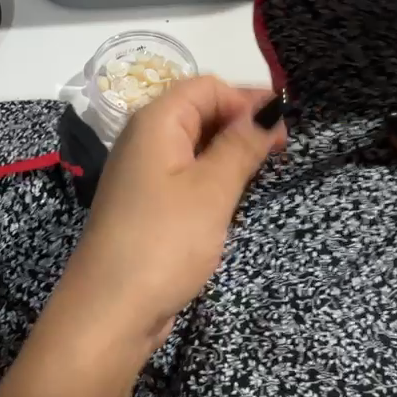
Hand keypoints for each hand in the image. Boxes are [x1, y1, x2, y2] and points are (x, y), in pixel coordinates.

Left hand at [57, 76, 284, 353]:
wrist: (110, 310)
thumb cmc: (163, 242)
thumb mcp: (212, 190)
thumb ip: (241, 145)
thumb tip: (267, 109)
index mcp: (155, 122)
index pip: (206, 87)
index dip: (247, 98)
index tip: (285, 125)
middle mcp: (144, 139)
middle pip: (199, 111)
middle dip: (241, 122)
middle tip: (282, 148)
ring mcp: (143, 173)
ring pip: (194, 145)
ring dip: (229, 150)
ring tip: (265, 169)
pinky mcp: (146, 205)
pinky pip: (185, 174)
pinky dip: (213, 176)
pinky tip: (234, 195)